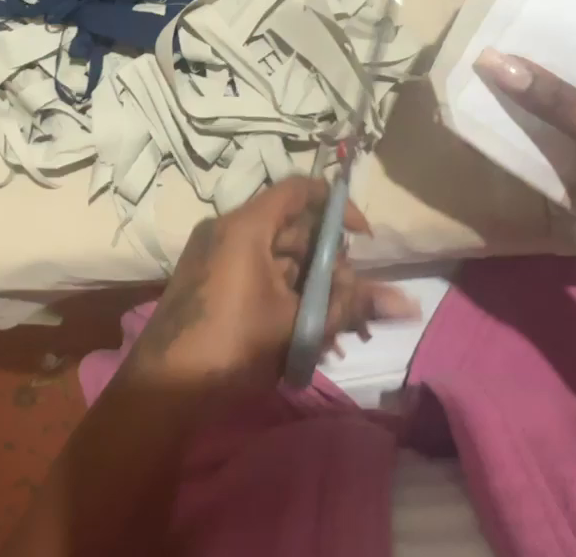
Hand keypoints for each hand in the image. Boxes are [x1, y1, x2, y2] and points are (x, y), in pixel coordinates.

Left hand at [125, 177, 417, 395]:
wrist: (165, 386)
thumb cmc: (233, 342)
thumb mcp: (298, 324)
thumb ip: (352, 306)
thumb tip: (410, 303)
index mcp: (245, 225)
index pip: (298, 191)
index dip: (336, 206)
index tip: (364, 238)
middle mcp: (228, 230)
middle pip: (291, 228)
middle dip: (329, 262)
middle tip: (353, 297)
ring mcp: (216, 256)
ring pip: (277, 258)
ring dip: (311, 287)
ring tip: (337, 327)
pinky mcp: (210, 281)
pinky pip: (257, 275)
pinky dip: (285, 296)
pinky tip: (307, 336)